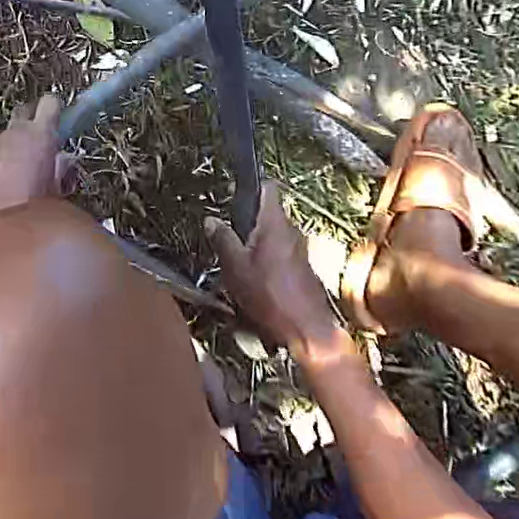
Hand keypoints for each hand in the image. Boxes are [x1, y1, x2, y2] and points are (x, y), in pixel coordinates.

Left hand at [0, 95, 69, 217]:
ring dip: (12, 150)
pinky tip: (1, 189)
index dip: (54, 110)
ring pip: (4, 139)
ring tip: (20, 176)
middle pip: (23, 115)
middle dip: (31, 126)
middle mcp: (13, 134)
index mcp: (40, 134)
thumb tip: (62, 165)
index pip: (50, 103)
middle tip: (40, 147)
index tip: (57, 118)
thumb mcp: (60, 190)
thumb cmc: (35, 211)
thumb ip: (62, 170)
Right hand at [207, 184, 343, 357]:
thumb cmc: (270, 295)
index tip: (233, 193)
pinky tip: (255, 281)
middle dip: (247, 223)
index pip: (267, 188)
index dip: (250, 186)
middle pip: (267, 215)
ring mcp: (300, 251)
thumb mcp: (235, 266)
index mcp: (274, 223)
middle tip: (227, 235)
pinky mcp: (303, 270)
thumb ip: (222, 239)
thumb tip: (211, 220)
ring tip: (237, 262)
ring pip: (273, 237)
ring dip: (256, 244)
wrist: (307, 332)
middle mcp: (291, 232)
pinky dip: (266, 261)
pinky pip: (280, 255)